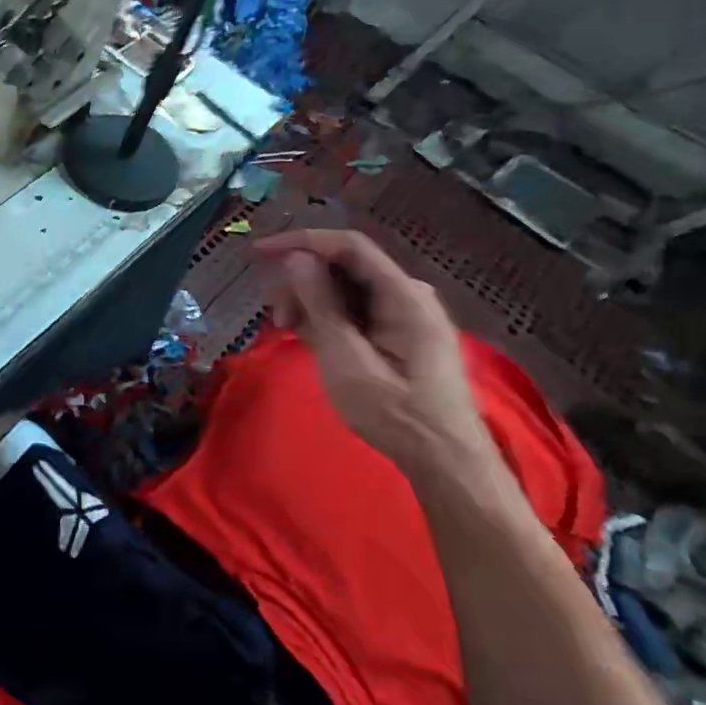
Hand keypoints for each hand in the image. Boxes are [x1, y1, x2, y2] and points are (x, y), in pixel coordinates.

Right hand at [253, 230, 491, 474]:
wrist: (446, 463)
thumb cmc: (395, 415)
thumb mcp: (347, 360)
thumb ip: (321, 305)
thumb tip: (296, 259)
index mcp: (404, 295)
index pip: (348, 246)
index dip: (301, 241)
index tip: (259, 252)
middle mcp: (407, 294)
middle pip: (345, 267)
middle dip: (302, 281)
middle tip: (274, 315)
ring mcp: (405, 314)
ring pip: (346, 288)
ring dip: (310, 301)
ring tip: (286, 331)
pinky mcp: (399, 333)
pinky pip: (356, 309)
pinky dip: (327, 317)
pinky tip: (306, 336)